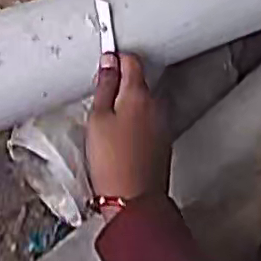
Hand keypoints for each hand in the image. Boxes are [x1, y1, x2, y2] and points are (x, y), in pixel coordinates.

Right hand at [85, 53, 169, 208]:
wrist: (134, 204)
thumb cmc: (113, 162)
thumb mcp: (98, 117)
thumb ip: (105, 85)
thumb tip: (109, 62)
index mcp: (138, 94)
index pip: (131, 60)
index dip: (116, 56)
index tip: (104, 59)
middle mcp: (155, 105)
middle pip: (139, 80)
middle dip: (121, 81)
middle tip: (101, 94)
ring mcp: (162, 125)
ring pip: (144, 100)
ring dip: (129, 101)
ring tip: (109, 120)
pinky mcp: (162, 142)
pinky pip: (148, 119)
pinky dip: (136, 119)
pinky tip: (121, 135)